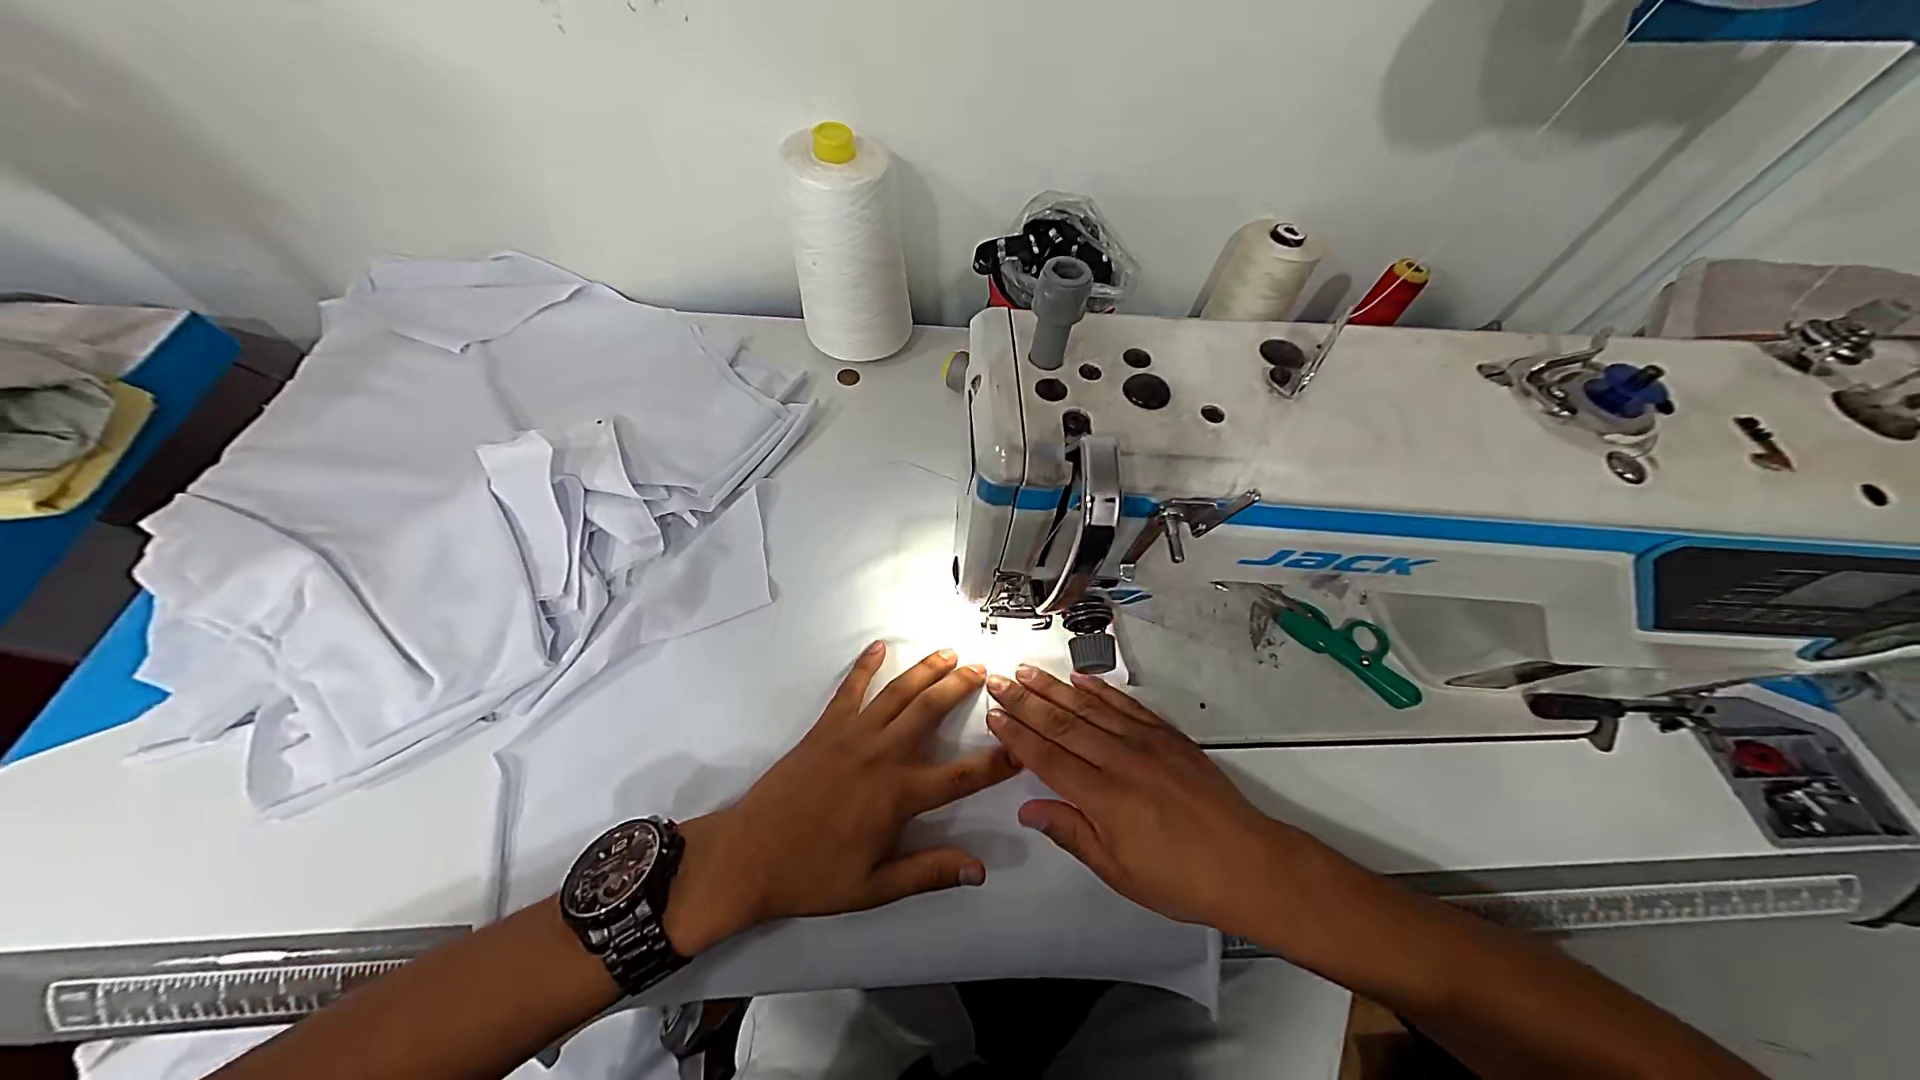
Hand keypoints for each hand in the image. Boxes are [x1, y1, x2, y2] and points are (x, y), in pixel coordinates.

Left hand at [662, 642, 1019, 953]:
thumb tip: (976, 869)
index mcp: (897, 796)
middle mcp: (879, 756)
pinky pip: (850, 690)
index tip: (1020, 746)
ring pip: (897, 694)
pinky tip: (879, 647)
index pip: (961, 777)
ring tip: (947, 653)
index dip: (996, 762)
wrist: (747, 856)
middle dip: (960, 687)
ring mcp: (850, 736)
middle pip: (930, 712)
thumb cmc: (810, 875)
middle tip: (983, 669)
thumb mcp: (874, 887)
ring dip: (925, 670)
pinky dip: (866, 667)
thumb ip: (927, 873)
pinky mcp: (824, 729)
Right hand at [983, 664, 1304, 936]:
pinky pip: (1127, 706)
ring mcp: (1147, 745)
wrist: (1250, 866)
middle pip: (1061, 723)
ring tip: (1029, 671)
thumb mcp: (1118, 870)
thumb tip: (1033, 812)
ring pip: (1089, 707)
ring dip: (1055, 687)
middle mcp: (1123, 762)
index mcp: (1105, 798)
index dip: (1016, 735)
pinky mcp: (1169, 738)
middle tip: (1000, 682)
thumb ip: (1071, 833)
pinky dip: (1101, 690)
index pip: (1046, 757)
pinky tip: (1083, 680)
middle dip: (1025, 700)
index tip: (996, 717)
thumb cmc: (1188, 877)